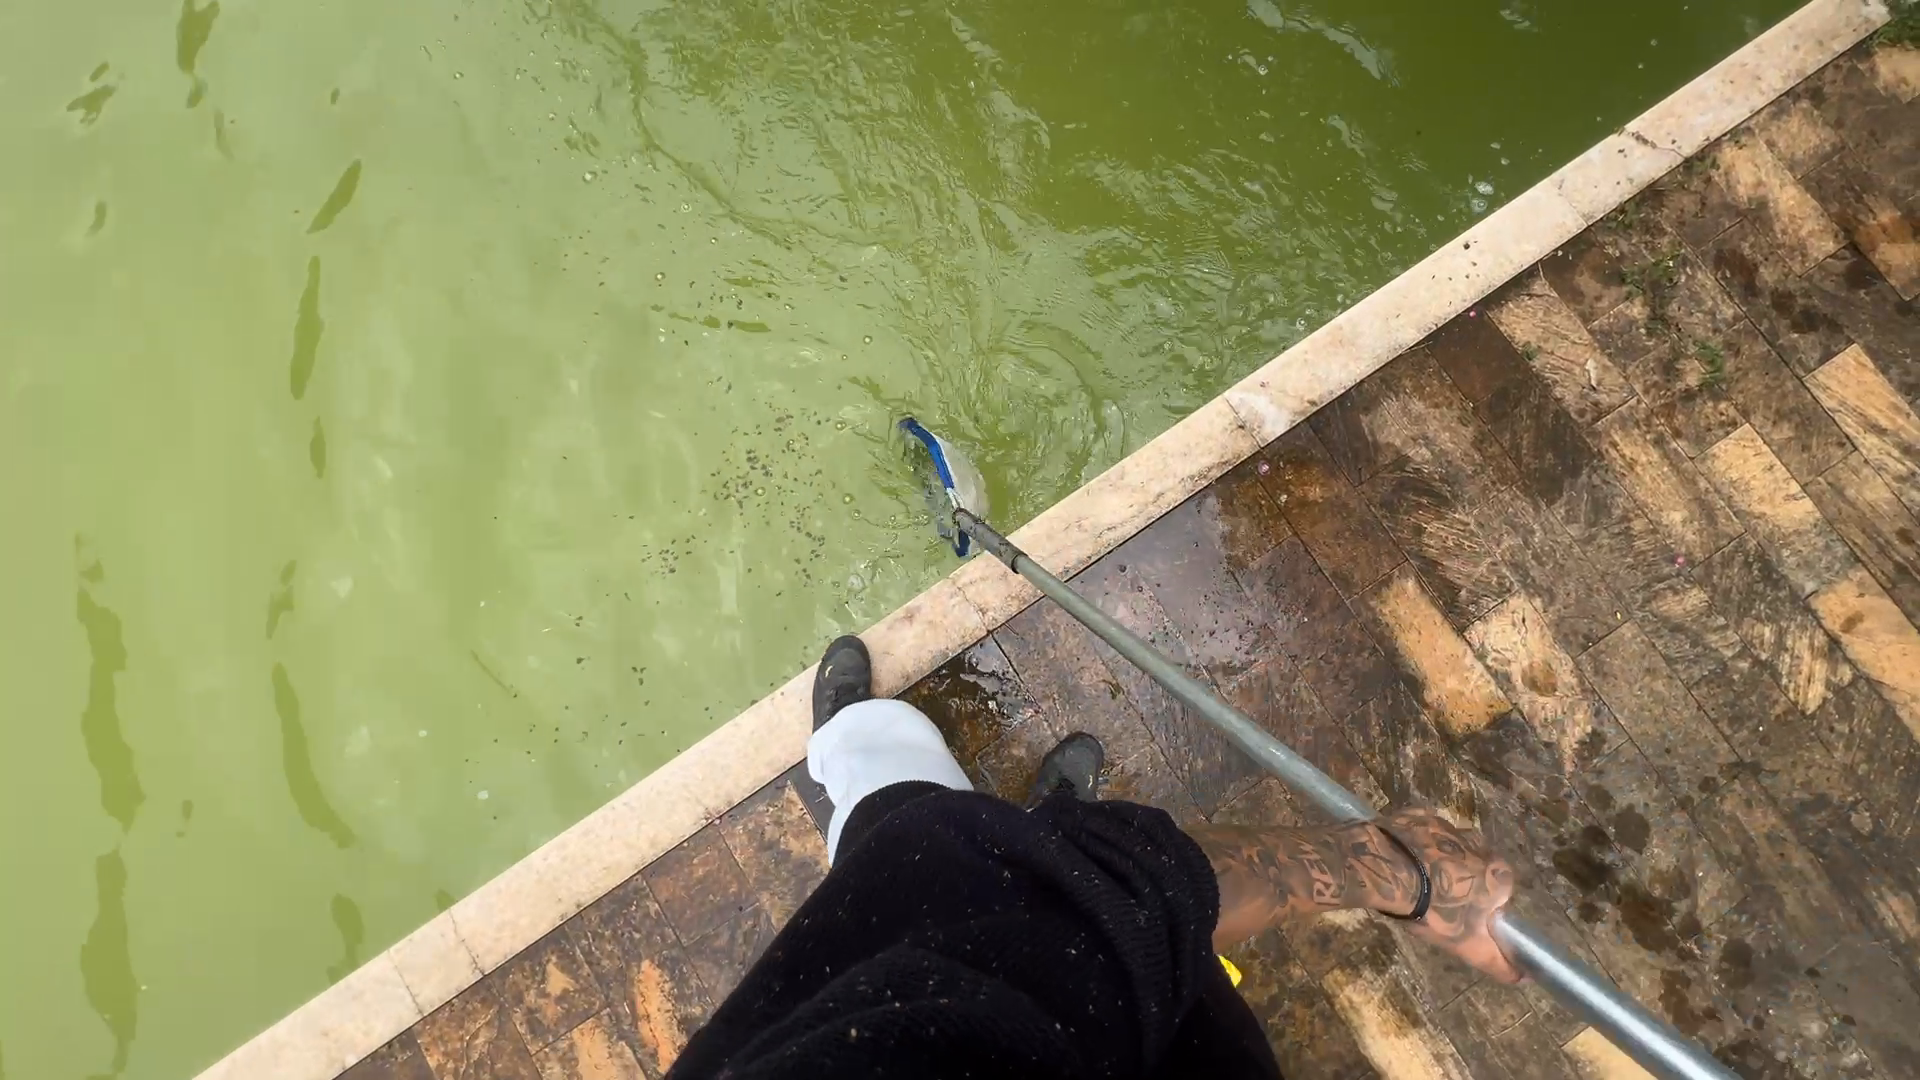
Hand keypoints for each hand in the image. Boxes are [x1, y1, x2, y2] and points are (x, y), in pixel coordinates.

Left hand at [1375, 808, 1521, 983]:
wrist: (1383, 871)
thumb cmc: (1433, 911)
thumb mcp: (1470, 948)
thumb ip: (1502, 964)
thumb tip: (1524, 977)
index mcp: (1496, 873)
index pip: (1502, 884)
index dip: (1484, 897)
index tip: (1465, 908)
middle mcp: (1475, 843)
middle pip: (1476, 859)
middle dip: (1463, 872)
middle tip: (1439, 890)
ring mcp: (1442, 824)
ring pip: (1448, 840)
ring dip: (1438, 853)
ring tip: (1416, 872)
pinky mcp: (1413, 814)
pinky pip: (1420, 825)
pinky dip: (1415, 837)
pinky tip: (1402, 852)